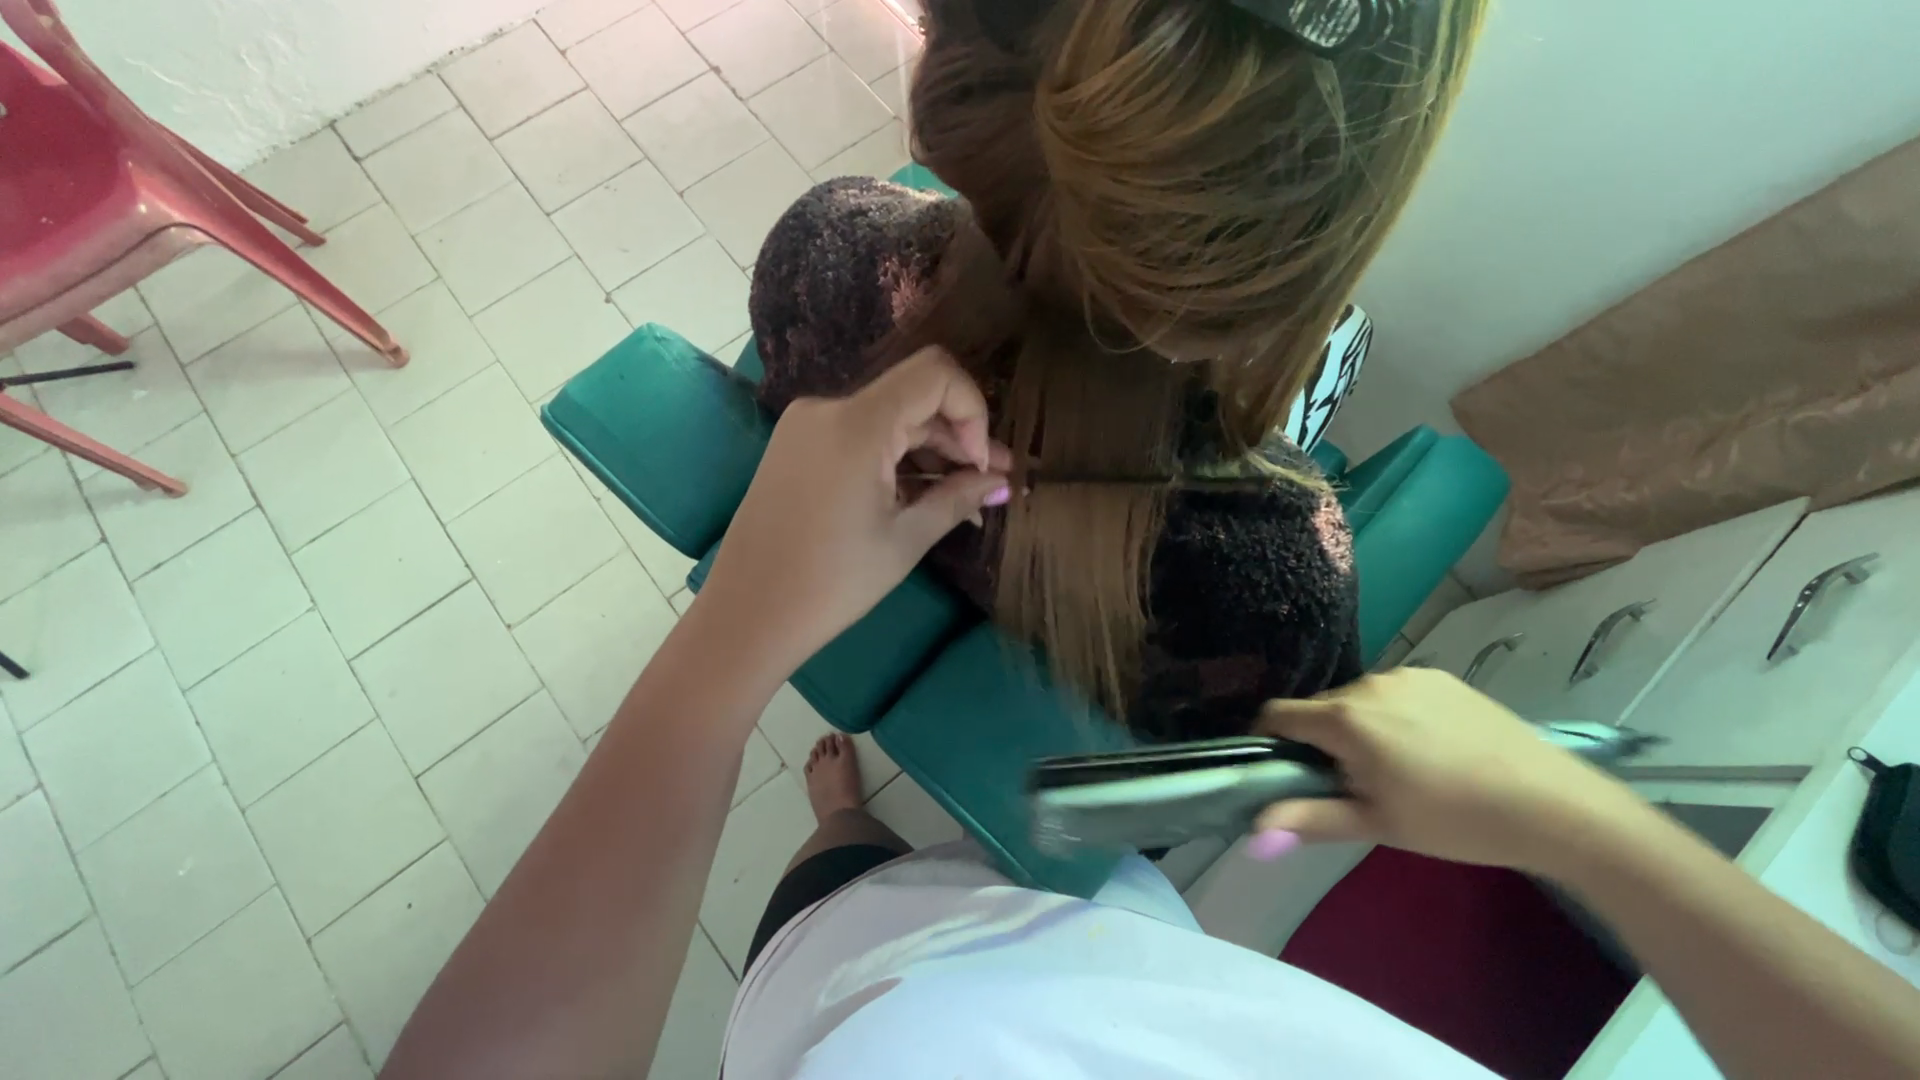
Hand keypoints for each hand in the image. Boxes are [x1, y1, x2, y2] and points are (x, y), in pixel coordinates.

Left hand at [695, 346, 1009, 673]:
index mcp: (857, 424)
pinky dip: (893, 458)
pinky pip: (859, 435)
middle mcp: (827, 408)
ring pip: (888, 417)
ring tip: (961, 500)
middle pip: (913, 397)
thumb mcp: (905, 540)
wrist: (747, 615)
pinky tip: (918, 496)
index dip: (973, 410)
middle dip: (958, 437)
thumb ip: (958, 498)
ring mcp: (806, 425)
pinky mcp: (795, 445)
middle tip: (991, 484)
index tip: (982, 464)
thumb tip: (1002, 481)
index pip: (935, 374)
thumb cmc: (831, 583)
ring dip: (928, 451)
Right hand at [1252, 668, 1654, 873]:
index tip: (1285, 772)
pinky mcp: (1440, 677)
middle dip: (1321, 740)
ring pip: (1357, 700)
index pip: (1277, 714)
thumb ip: (1309, 820)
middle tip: (1353, 783)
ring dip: (1357, 727)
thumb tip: (1253, 833)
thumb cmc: (1454, 821)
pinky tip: (1428, 748)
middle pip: (1319, 708)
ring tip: (1397, 767)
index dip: (1270, 741)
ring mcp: (1407, 676)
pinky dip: (1392, 715)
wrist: (1553, 805)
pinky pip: (1393, 692)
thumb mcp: (1376, 825)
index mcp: (1345, 719)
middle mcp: (1368, 684)